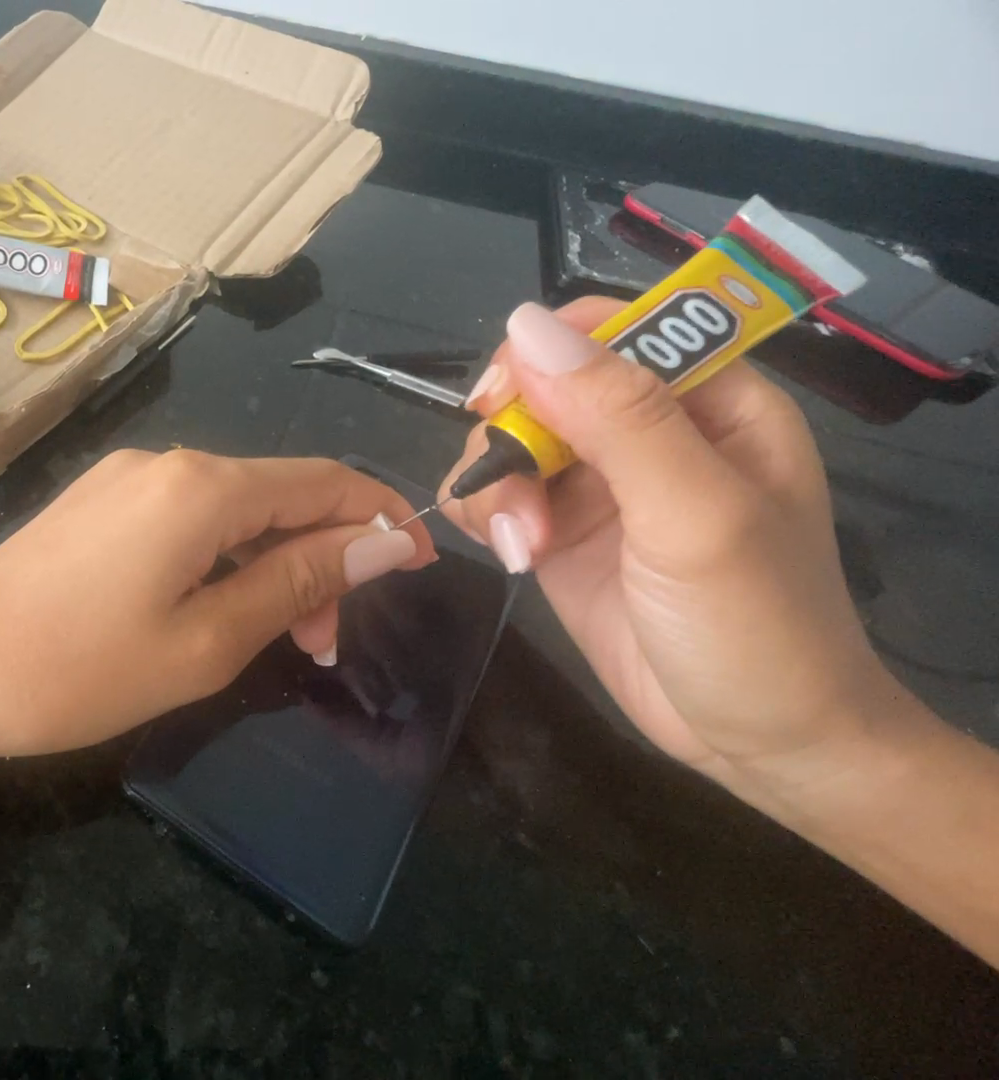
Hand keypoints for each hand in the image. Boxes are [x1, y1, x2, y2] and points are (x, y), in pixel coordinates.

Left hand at [0, 451, 435, 757]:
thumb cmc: (76, 672)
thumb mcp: (204, 642)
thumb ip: (296, 583)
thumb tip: (384, 541)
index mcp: (200, 488)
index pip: (323, 482)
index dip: (380, 520)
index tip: (418, 570)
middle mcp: (163, 464)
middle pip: (275, 496)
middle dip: (318, 560)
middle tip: (321, 646)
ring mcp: (120, 481)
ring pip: (227, 512)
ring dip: (266, 567)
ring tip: (272, 640)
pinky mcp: (92, 506)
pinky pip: (180, 521)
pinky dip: (216, 561)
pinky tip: (212, 610)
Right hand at [443, 299, 906, 783]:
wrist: (748, 738)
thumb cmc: (751, 623)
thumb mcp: (692, 512)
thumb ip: (617, 416)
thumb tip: (525, 324)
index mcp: (711, 403)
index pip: (616, 330)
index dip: (552, 351)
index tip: (503, 403)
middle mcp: (647, 432)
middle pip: (542, 386)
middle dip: (512, 438)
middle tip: (516, 498)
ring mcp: (597, 483)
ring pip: (506, 442)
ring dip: (495, 489)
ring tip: (524, 547)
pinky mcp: (557, 529)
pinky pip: (496, 493)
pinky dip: (487, 517)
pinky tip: (513, 556)